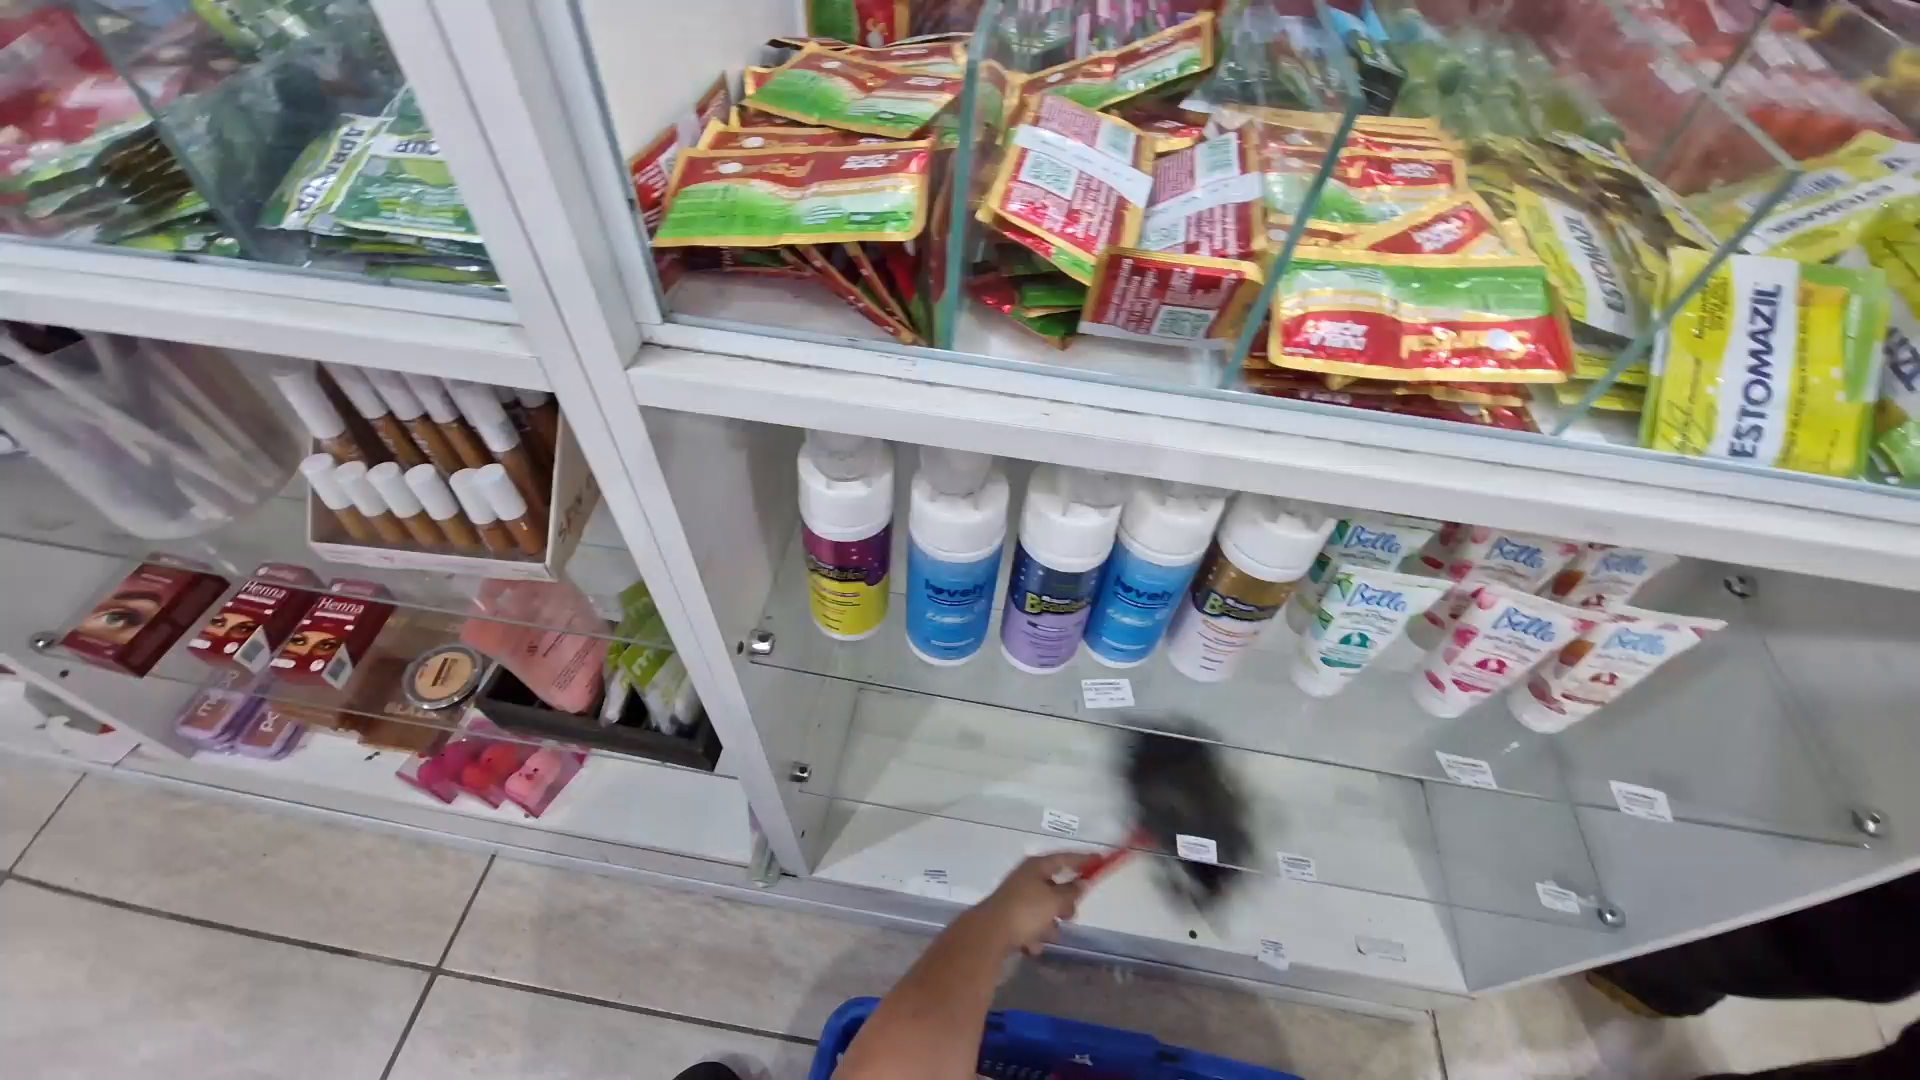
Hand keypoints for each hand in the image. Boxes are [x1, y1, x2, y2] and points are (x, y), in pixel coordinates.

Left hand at [969, 853, 1093, 955]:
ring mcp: (1018, 898)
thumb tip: (1082, 883)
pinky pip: (1033, 925)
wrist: (990, 934)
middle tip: (1067, 915)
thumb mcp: (1054, 901)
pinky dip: (1035, 935)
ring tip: (1044, 934)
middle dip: (1064, 905)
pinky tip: (1029, 944)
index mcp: (1037, 866)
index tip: (1100, 859)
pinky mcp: (1012, 918)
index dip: (1083, 859)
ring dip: (1049, 925)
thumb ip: (1071, 892)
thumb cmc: (1025, 911)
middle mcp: (1027, 878)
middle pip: (1056, 887)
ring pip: (1046, 910)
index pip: (1065, 858)